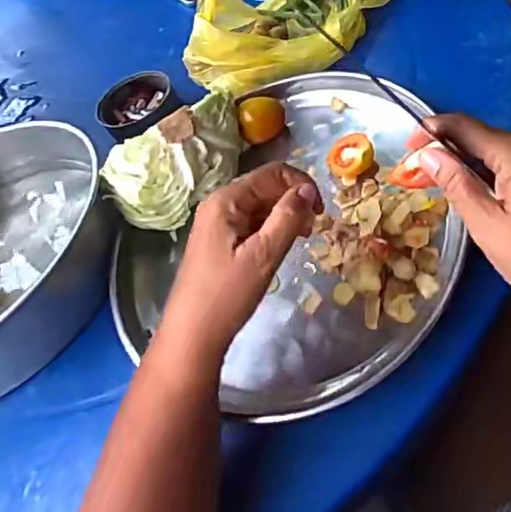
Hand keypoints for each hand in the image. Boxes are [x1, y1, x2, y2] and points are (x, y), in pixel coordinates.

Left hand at [155, 163, 320, 362]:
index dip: (301, 184)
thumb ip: (288, 217)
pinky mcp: (220, 241)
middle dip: (294, 201)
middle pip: (267, 186)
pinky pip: (253, 222)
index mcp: (226, 200)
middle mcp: (219, 204)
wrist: (191, 338)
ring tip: (300, 240)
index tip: (319, 212)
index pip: (273, 172)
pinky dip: (272, 229)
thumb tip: (307, 189)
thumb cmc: (227, 295)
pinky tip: (281, 248)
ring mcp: (217, 223)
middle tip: (312, 230)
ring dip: (286, 216)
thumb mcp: (264, 255)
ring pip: (262, 205)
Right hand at [407, 116, 510, 368]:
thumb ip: (456, 183)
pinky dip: (485, 171)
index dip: (432, 131)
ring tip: (434, 179)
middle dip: (446, 146)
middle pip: (481, 134)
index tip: (406, 147)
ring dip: (464, 159)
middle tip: (415, 169)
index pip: (465, 126)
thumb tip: (428, 154)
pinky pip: (510, 164)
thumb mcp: (487, 224)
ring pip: (495, 150)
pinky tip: (468, 188)